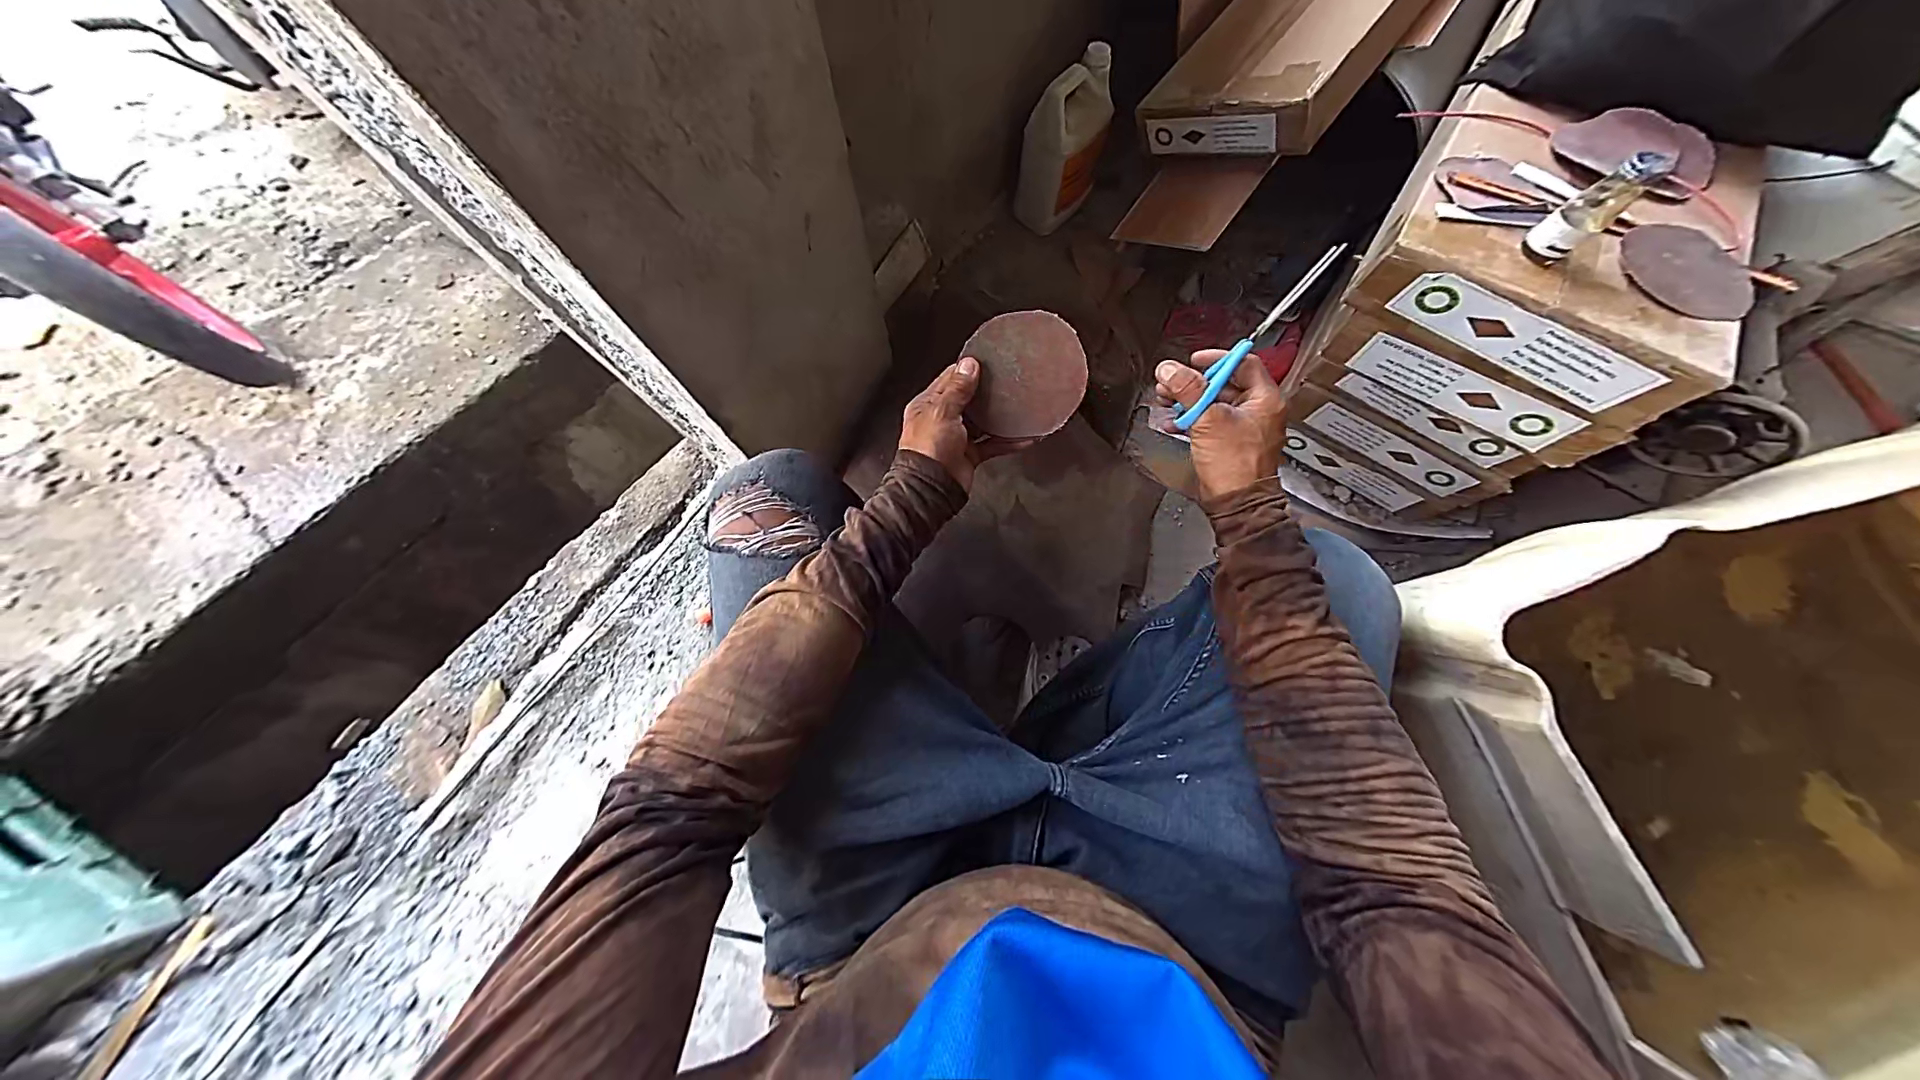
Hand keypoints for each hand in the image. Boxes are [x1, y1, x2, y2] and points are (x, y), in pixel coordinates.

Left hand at [899, 357, 1031, 490]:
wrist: (932, 488)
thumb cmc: (928, 451)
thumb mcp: (942, 412)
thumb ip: (957, 389)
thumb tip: (968, 366)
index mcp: (928, 405)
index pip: (949, 379)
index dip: (967, 370)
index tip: (987, 362)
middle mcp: (942, 420)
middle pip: (968, 400)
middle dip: (986, 392)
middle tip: (1006, 381)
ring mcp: (957, 438)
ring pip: (983, 423)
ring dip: (1000, 417)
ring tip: (1019, 407)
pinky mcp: (970, 455)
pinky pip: (992, 444)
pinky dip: (1008, 441)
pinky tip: (1024, 436)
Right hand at [1154, 349, 1285, 499]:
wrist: (1236, 503)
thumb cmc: (1236, 467)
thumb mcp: (1208, 420)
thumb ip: (1188, 390)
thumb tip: (1170, 370)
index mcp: (1265, 399)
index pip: (1243, 363)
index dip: (1216, 359)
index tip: (1194, 360)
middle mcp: (1258, 412)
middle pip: (1224, 384)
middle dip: (1194, 383)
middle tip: (1172, 383)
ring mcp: (1244, 428)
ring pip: (1214, 403)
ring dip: (1188, 401)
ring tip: (1167, 401)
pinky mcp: (1230, 444)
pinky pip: (1210, 422)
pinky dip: (1191, 420)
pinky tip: (1174, 423)